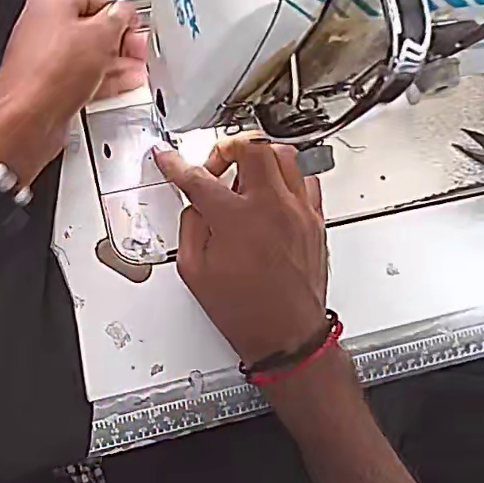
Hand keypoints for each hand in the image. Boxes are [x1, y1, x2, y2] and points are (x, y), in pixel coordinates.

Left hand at [0, 0, 147, 181]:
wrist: (28, 117)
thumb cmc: (49, 73)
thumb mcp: (100, 35)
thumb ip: (118, 18)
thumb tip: (124, 13)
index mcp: (51, 2)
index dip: (120, 13)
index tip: (135, 26)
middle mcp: (43, 27)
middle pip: (90, 29)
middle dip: (119, 41)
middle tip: (137, 50)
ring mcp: (45, 59)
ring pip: (87, 57)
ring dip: (113, 64)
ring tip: (135, 69)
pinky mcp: (49, 86)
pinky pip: (80, 79)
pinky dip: (101, 81)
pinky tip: (119, 85)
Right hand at [153, 136, 329, 364]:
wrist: (286, 334)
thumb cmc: (246, 310)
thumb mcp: (195, 271)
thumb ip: (190, 227)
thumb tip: (195, 206)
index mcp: (235, 219)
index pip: (197, 177)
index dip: (175, 164)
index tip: (168, 158)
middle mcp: (271, 207)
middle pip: (250, 148)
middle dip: (226, 148)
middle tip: (214, 165)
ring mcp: (298, 211)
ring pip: (283, 154)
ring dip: (258, 157)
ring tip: (243, 175)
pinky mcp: (315, 220)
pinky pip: (306, 179)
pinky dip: (286, 177)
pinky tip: (273, 191)